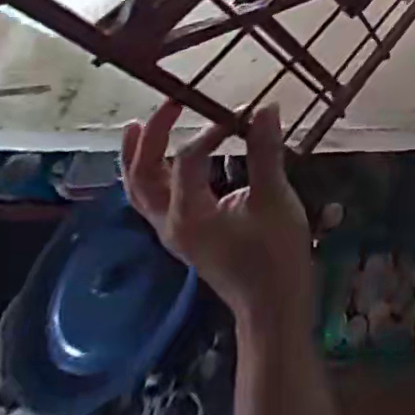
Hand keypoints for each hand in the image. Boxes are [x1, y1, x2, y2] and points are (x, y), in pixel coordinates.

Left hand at [122, 102, 312, 327]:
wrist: (273, 311)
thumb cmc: (276, 258)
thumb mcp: (275, 200)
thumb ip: (266, 152)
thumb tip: (264, 108)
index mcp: (189, 216)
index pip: (190, 158)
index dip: (214, 129)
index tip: (243, 113)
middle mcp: (171, 224)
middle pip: (142, 176)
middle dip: (151, 137)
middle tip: (170, 103)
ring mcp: (174, 232)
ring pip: (141, 190)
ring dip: (138, 157)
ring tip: (138, 127)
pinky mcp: (184, 235)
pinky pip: (155, 199)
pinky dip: (152, 174)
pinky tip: (166, 158)